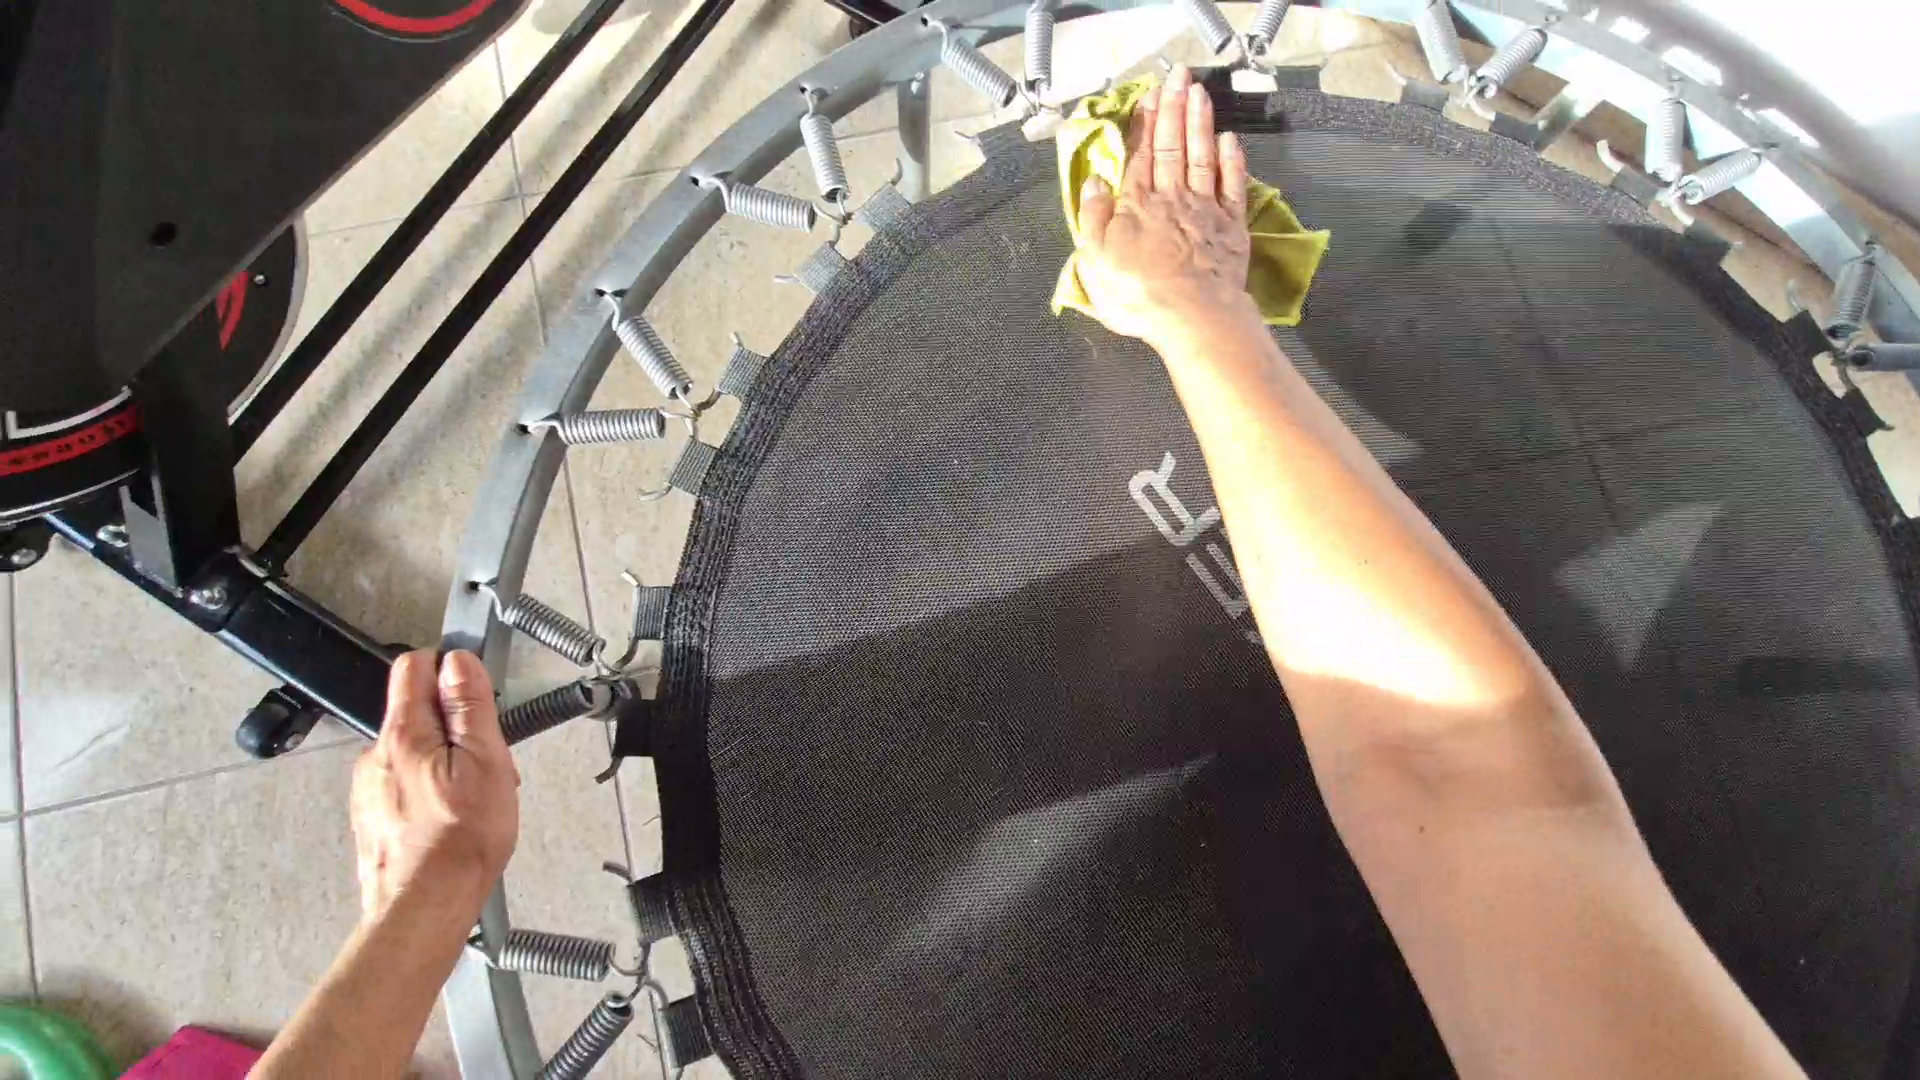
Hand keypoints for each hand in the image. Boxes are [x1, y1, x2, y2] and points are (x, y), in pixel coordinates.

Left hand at [351, 649, 519, 922]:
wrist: (425, 908)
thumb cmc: (464, 836)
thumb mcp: (485, 760)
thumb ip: (469, 707)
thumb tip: (457, 662)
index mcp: (403, 735)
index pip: (413, 668)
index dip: (448, 666)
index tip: (477, 689)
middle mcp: (375, 756)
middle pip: (417, 711)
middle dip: (457, 724)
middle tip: (490, 758)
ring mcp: (369, 789)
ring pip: (416, 750)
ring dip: (448, 759)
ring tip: (478, 794)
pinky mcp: (372, 817)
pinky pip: (407, 782)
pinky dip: (434, 787)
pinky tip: (456, 814)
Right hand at [1075, 65, 1257, 349]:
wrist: (1192, 314)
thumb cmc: (1137, 293)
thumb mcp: (1096, 260)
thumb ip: (1093, 219)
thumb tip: (1093, 183)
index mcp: (1137, 205)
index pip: (1140, 157)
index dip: (1143, 126)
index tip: (1147, 98)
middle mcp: (1172, 197)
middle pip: (1172, 146)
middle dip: (1173, 109)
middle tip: (1177, 76)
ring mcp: (1205, 209)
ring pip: (1201, 156)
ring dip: (1200, 123)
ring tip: (1199, 93)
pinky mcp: (1230, 226)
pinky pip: (1231, 185)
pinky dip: (1230, 160)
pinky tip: (1228, 140)